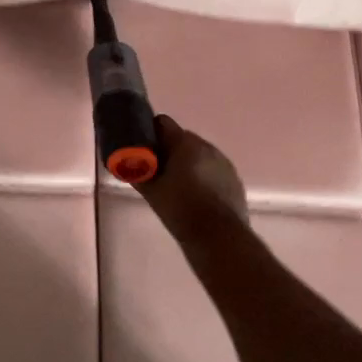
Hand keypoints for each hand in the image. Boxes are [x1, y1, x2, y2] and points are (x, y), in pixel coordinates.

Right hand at [133, 114, 249, 244]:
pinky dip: (204, 177)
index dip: (150, 133)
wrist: (219, 239)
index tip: (143, 149)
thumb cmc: (180, 209)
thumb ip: (137, 171)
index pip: (162, 123)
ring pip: (199, 155)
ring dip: (188, 163)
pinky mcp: (235, 180)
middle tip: (158, 171)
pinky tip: (197, 198)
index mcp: (184, 143)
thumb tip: (126, 163)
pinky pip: (213, 170)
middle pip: (182, 138)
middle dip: (170, 150)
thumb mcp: (150, 191)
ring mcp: (224, 162)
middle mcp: (206, 146)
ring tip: (179, 187)